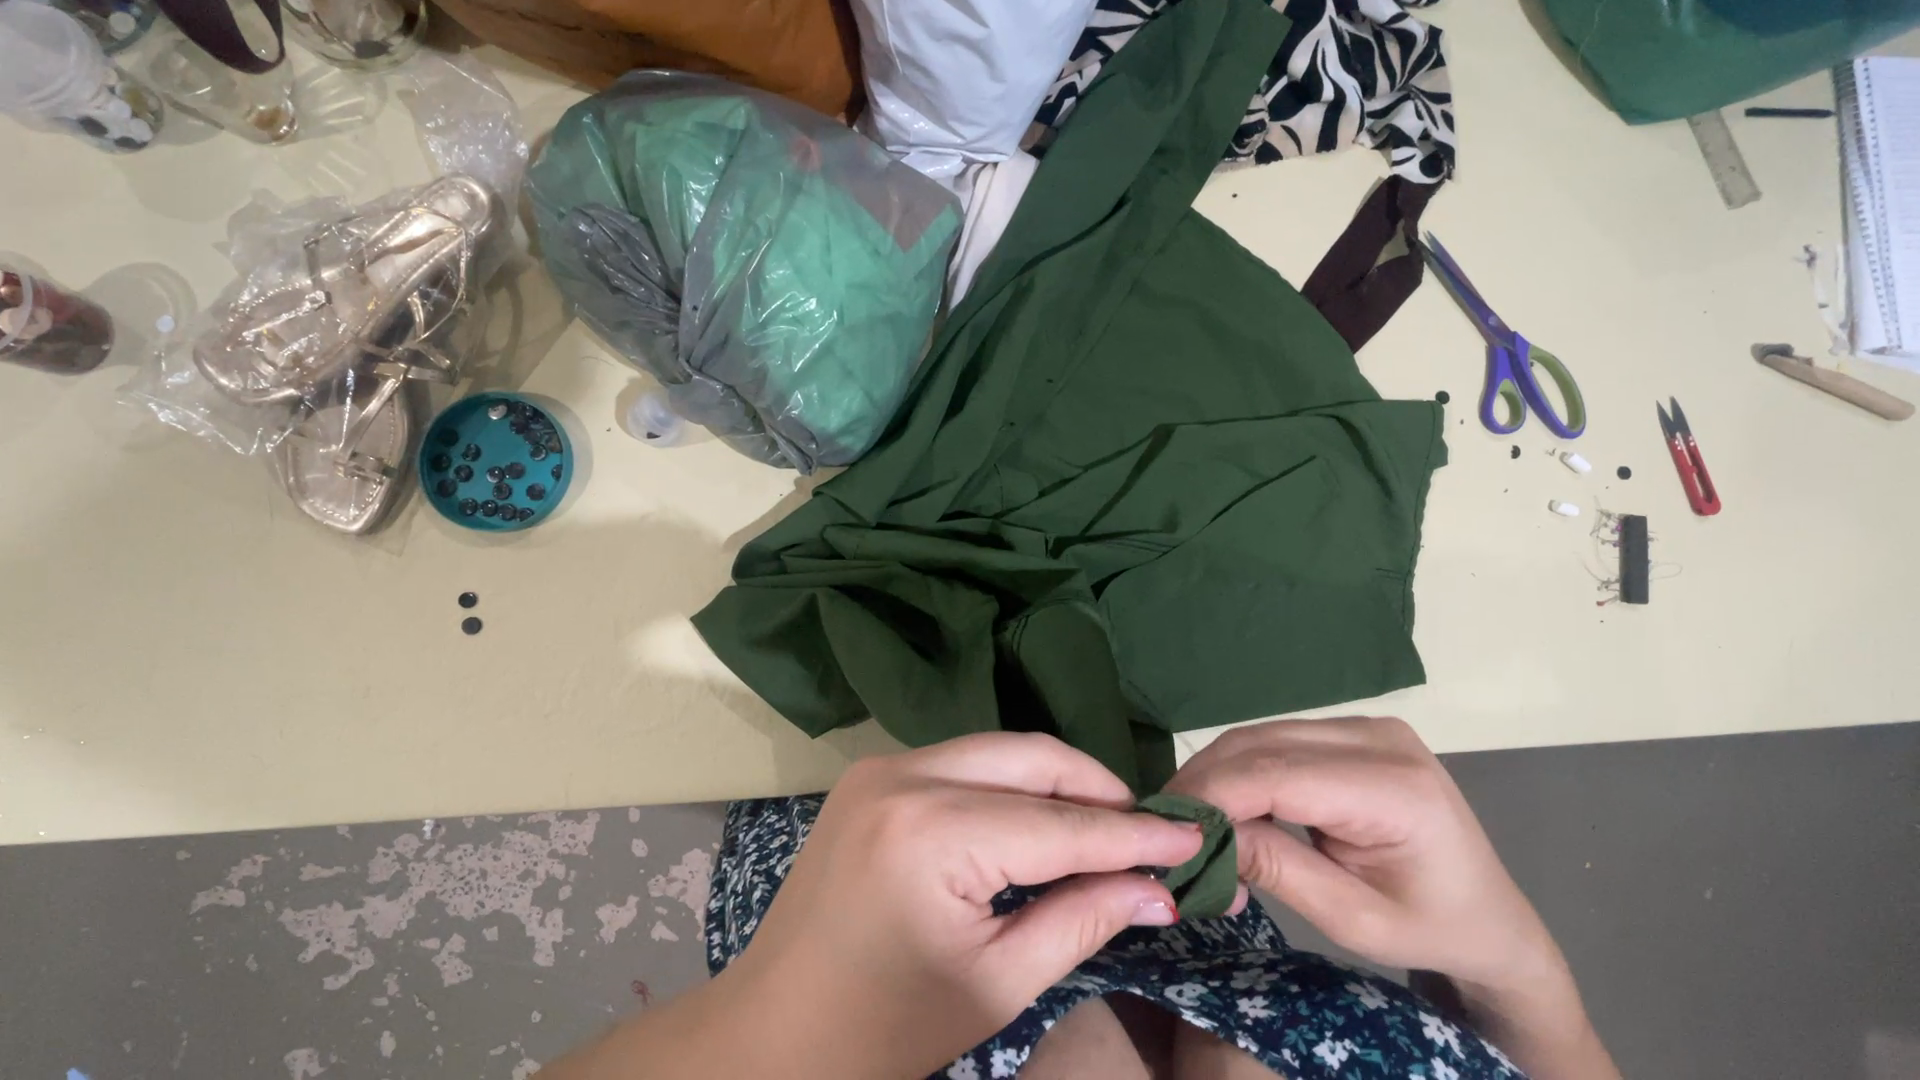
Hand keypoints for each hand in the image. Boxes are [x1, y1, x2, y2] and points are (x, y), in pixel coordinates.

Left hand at [544, 732, 1201, 1079]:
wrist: (774, 1029)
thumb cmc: (886, 1026)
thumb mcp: (997, 983)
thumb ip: (1082, 920)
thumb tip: (1161, 890)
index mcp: (933, 833)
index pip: (1059, 825)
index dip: (1133, 834)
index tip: (1195, 839)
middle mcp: (905, 777)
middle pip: (1030, 759)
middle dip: (1097, 790)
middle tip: (1150, 831)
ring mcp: (880, 767)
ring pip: (997, 752)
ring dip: (1056, 783)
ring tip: (1105, 827)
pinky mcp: (871, 775)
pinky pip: (962, 763)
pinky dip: (1009, 785)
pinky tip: (1039, 820)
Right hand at [1165, 717, 1618, 1078]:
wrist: (1491, 916)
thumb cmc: (1430, 929)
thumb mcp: (1353, 920)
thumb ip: (1277, 870)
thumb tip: (1199, 837)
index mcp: (1396, 789)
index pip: (1277, 775)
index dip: (1212, 797)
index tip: (1162, 831)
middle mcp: (1380, 739)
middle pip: (1260, 745)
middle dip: (1202, 785)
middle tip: (1161, 830)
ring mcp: (1366, 726)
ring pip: (1259, 737)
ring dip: (1214, 776)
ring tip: (1187, 823)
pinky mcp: (1352, 730)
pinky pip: (1274, 740)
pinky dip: (1238, 770)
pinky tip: (1221, 805)